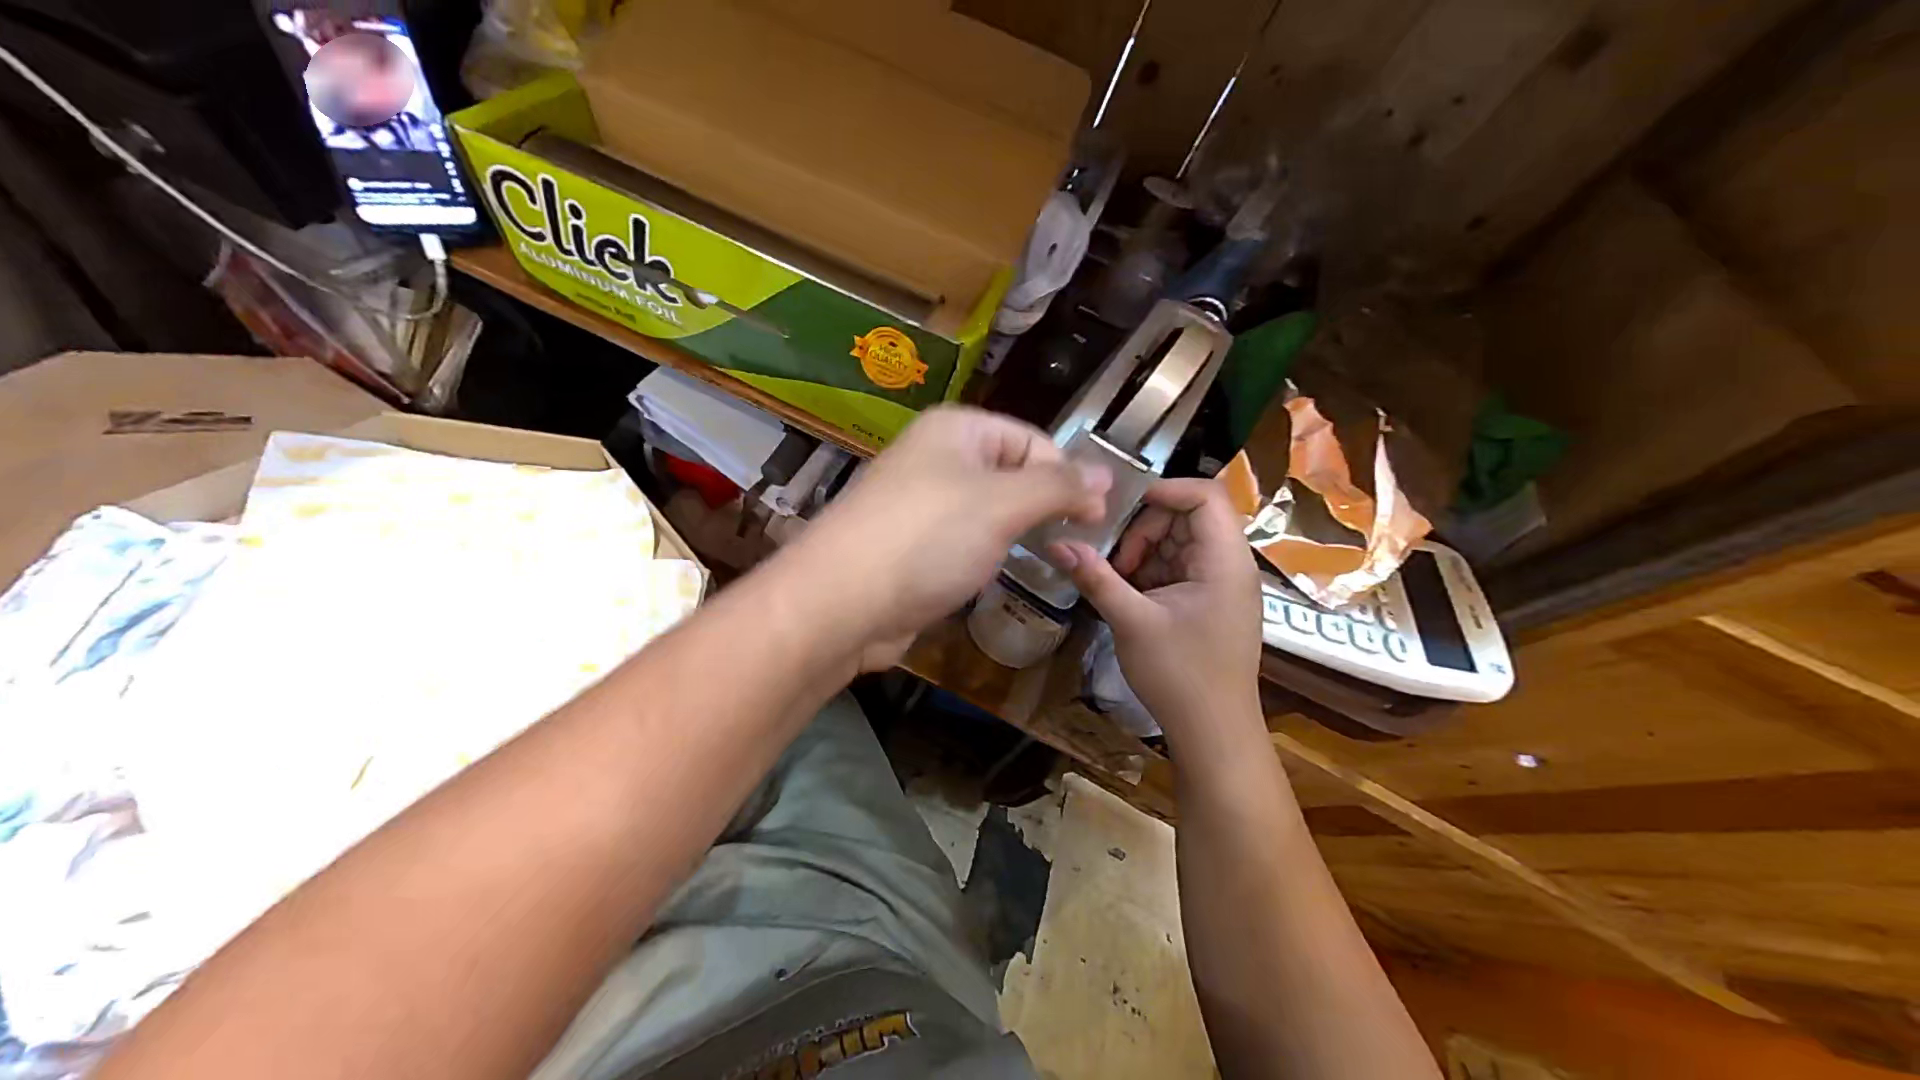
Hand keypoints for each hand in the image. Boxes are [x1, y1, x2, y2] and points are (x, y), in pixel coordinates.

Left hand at [779, 406, 1109, 668]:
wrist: (841, 603)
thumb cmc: (927, 539)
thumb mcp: (1003, 504)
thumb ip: (1058, 486)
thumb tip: (1105, 475)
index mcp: (956, 430)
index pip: (1033, 440)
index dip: (1066, 475)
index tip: (1094, 519)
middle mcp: (937, 459)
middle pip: (1011, 474)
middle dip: (1044, 506)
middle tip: (1073, 544)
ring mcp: (921, 505)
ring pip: (988, 511)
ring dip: (1017, 534)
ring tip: (1043, 561)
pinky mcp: (912, 547)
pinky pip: (963, 541)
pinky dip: (985, 555)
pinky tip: (995, 576)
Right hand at [1049, 478, 1262, 736]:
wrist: (1213, 733)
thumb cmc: (1180, 675)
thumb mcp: (1132, 622)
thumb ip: (1096, 577)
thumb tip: (1056, 543)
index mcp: (1224, 560)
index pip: (1205, 495)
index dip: (1164, 489)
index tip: (1120, 507)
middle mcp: (1229, 564)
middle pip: (1187, 517)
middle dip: (1144, 531)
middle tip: (1114, 562)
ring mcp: (1221, 585)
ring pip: (1178, 543)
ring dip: (1142, 554)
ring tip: (1115, 582)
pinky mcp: (1209, 603)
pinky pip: (1178, 569)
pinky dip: (1150, 574)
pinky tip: (1128, 597)